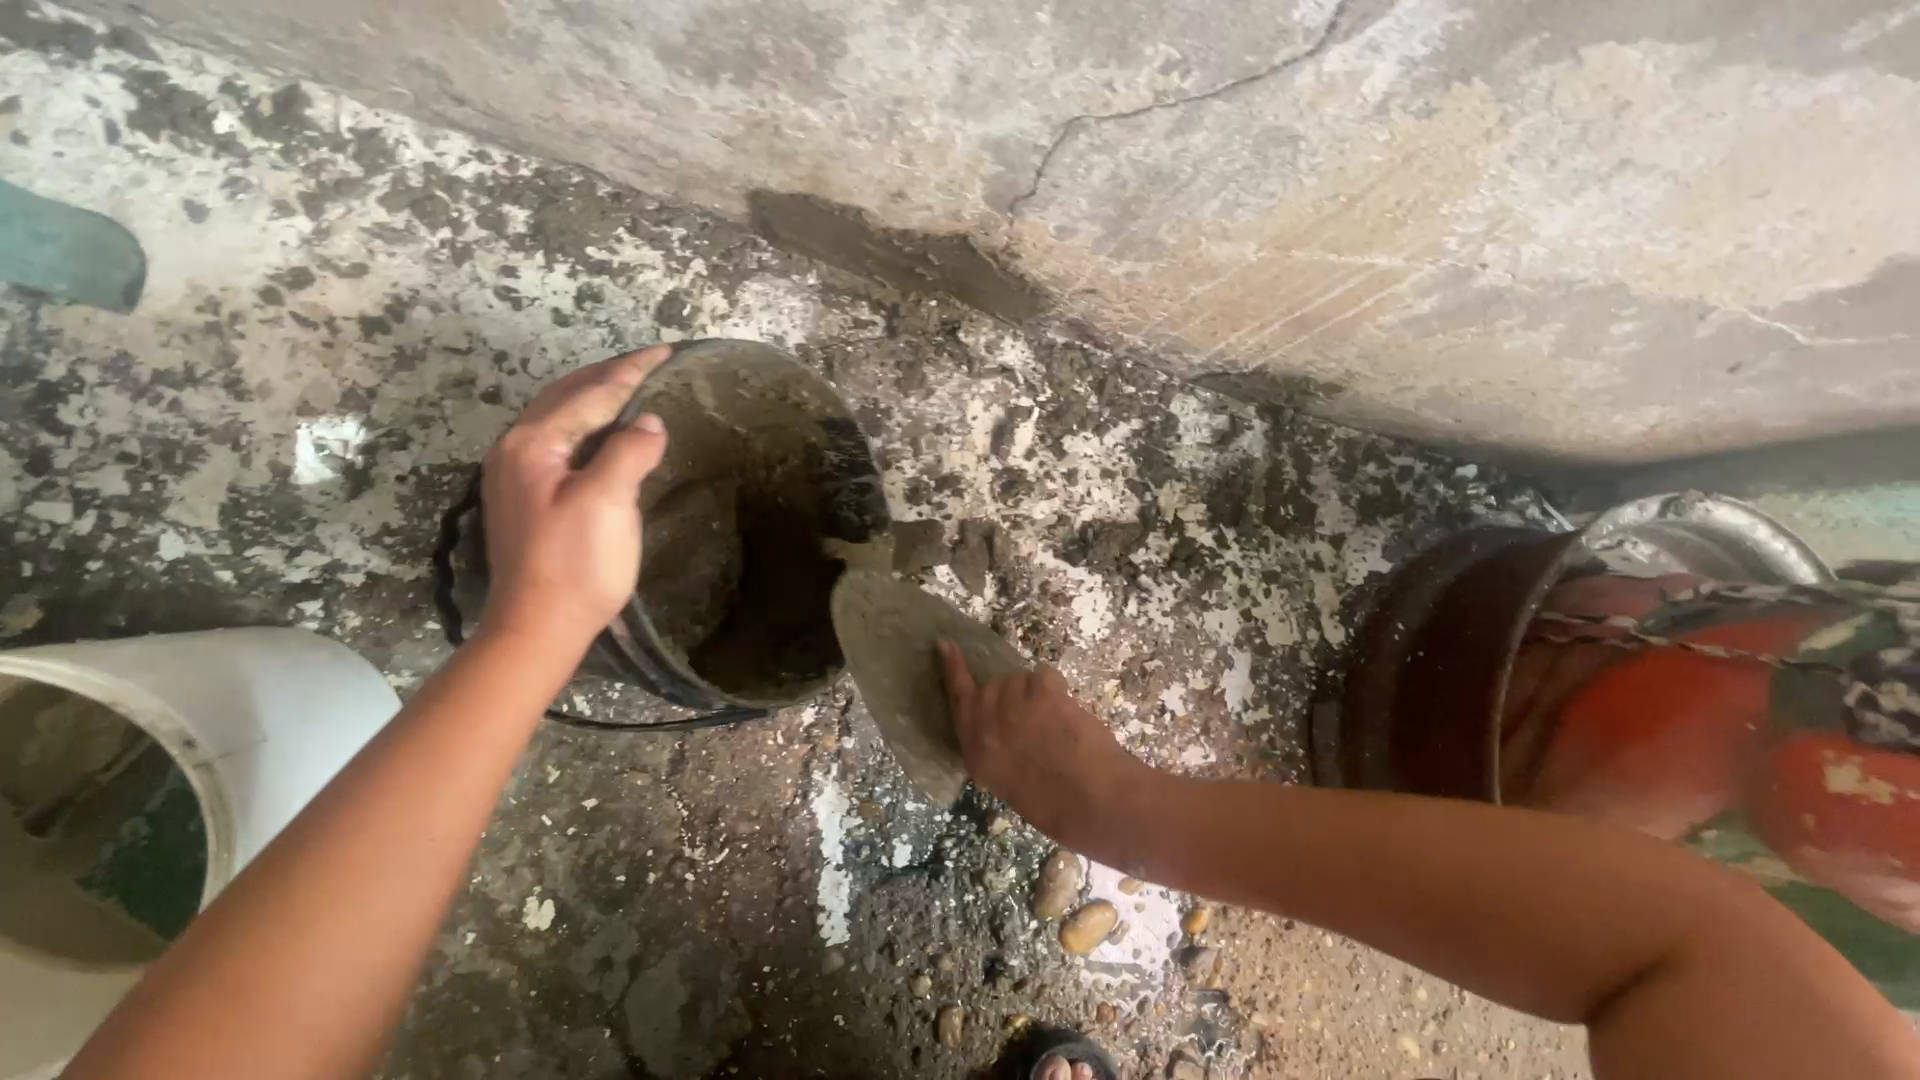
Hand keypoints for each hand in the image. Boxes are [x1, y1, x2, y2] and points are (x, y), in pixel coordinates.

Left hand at [478, 346, 671, 645]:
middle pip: (567, 395)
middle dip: (610, 374)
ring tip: (634, 386)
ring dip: (597, 396)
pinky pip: (561, 440)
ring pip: (561, 416)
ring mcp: (516, 473)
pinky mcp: (527, 496)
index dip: (633, 370)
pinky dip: (588, 423)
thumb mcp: (607, 502)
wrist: (538, 626)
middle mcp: (516, 449)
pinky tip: (606, 431)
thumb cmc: (575, 565)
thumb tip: (649, 421)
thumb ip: (628, 451)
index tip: (669, 351)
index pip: (591, 392)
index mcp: (533, 444)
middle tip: (654, 362)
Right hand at [937, 640, 1145, 842]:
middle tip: (1038, 715)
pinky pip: (1045, 675)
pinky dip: (1057, 688)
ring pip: (1021, 678)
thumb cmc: (1057, 805)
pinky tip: (1067, 711)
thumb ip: (999, 748)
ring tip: (1056, 721)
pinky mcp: (1040, 692)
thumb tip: (1009, 726)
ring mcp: (1012, 705)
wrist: (1091, 799)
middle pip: (993, 686)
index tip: (945, 643)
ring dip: (1036, 692)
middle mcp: (986, 724)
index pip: (957, 701)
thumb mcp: (1010, 782)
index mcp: (976, 752)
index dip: (952, 669)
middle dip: (1013, 694)